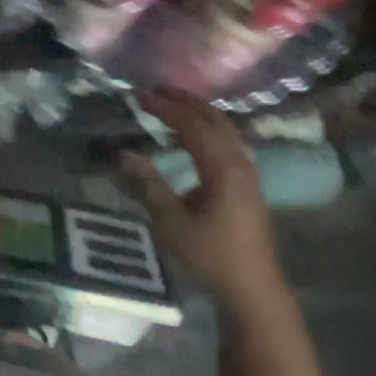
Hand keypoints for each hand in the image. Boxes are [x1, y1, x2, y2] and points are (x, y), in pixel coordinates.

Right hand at [119, 89, 283, 306]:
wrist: (251, 285)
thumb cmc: (209, 255)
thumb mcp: (171, 221)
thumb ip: (149, 183)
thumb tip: (124, 154)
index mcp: (223, 167)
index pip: (192, 125)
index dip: (165, 107)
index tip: (139, 96)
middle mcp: (241, 162)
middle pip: (215, 119)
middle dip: (185, 101)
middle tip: (156, 89)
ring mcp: (249, 172)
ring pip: (225, 129)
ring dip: (199, 113)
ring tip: (173, 105)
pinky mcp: (248, 184)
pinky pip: (228, 142)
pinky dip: (208, 129)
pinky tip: (195, 135)